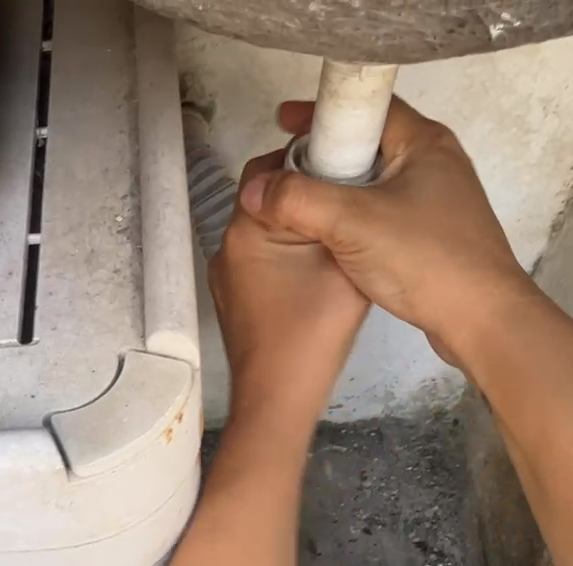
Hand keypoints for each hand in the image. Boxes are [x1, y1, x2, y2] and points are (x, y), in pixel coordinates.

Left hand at [209, 150, 370, 430]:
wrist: (278, 398)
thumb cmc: (312, 332)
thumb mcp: (344, 261)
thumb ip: (342, 215)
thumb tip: (345, 189)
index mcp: (247, 227)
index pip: (271, 166)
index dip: (311, 160)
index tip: (346, 170)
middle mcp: (226, 246)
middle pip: (267, 199)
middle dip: (305, 195)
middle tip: (347, 204)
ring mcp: (225, 277)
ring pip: (264, 232)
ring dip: (296, 228)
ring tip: (337, 240)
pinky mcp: (232, 300)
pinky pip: (259, 262)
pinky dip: (284, 257)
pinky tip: (314, 273)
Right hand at [239, 98, 543, 364]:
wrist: (478, 318)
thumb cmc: (425, 259)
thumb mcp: (353, 223)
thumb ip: (299, 201)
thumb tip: (253, 190)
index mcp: (423, 141)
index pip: (366, 106)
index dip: (321, 112)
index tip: (282, 124)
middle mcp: (433, 163)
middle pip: (366, 144)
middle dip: (322, 153)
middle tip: (283, 171)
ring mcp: (433, 202)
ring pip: (371, 183)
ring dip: (335, 191)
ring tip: (298, 207)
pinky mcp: (429, 236)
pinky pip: (379, 215)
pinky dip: (350, 219)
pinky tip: (329, 240)